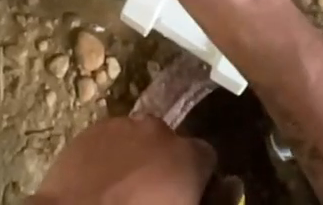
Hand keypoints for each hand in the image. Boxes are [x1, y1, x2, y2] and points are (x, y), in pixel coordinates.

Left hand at [31, 115, 213, 203]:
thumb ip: (215, 200)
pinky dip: (112, 156)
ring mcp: (122, 125)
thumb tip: (231, 187)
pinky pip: (111, 140)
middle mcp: (157, 130)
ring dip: (139, 159)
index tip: (190, 198)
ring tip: (125, 192)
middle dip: (167, 166)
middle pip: (171, 144)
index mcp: (186, 156)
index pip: (207, 156)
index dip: (201, 179)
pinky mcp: (92, 129)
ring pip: (139, 140)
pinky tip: (102, 182)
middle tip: (155, 197)